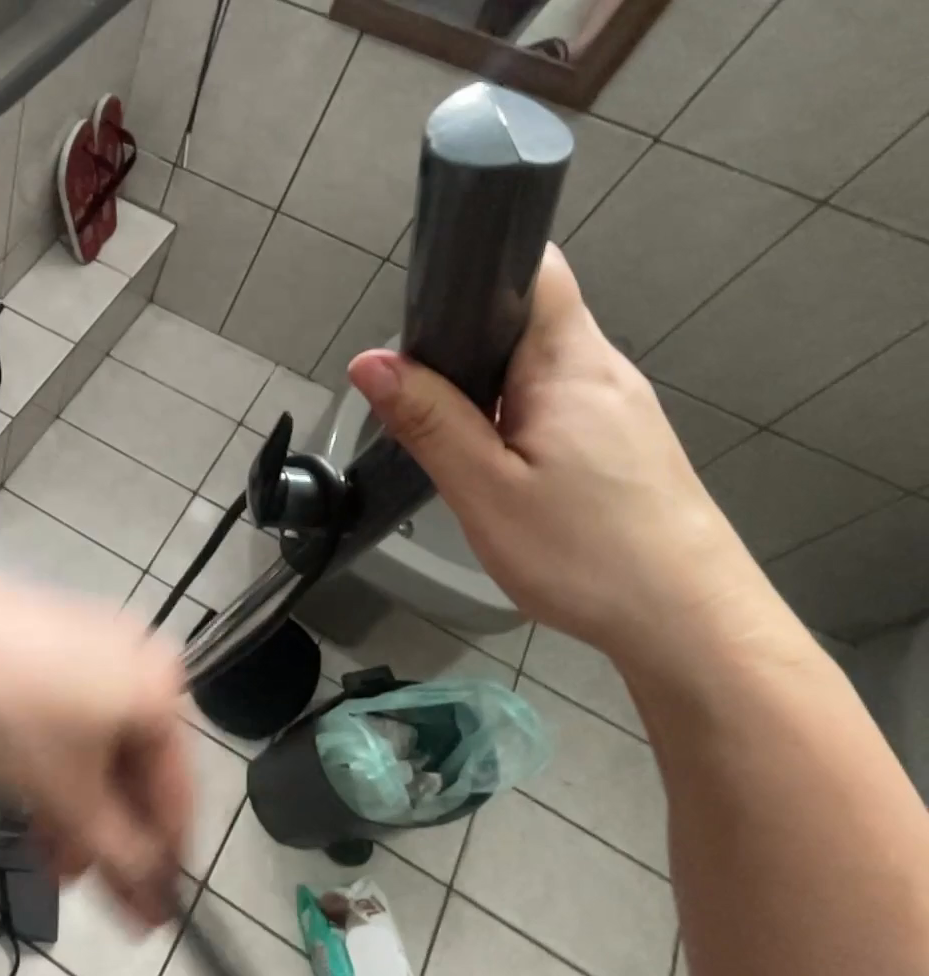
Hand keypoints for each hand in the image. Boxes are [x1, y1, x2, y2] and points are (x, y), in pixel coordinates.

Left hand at [0, 568, 191, 928]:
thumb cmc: (11, 715)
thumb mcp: (68, 794)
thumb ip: (119, 853)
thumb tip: (154, 900)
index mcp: (162, 691)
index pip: (178, 794)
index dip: (161, 862)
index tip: (145, 913)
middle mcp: (141, 660)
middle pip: (134, 768)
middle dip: (104, 834)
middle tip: (77, 881)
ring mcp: (96, 644)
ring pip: (99, 744)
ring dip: (77, 805)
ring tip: (44, 852)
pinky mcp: (54, 639)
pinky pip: (74, 712)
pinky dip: (61, 759)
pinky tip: (32, 797)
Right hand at [345, 245, 762, 662]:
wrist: (688, 622)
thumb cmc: (584, 552)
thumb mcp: (484, 489)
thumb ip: (428, 420)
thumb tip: (369, 361)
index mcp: (571, 365)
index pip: (534, 272)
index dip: (475, 271)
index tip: (420, 308)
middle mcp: (603, 370)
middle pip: (527, 320)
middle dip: (461, 341)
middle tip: (410, 393)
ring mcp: (617, 407)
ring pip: (534, 367)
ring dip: (480, 383)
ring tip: (438, 429)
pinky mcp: (618, 441)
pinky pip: (550, 401)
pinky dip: (507, 412)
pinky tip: (486, 457)